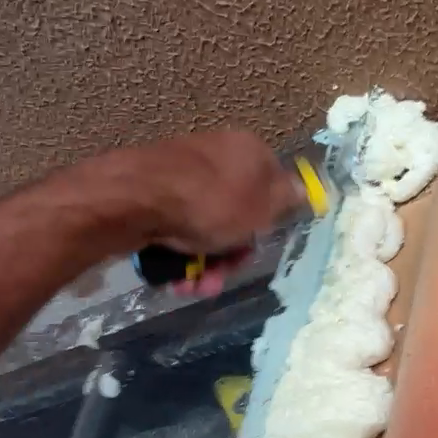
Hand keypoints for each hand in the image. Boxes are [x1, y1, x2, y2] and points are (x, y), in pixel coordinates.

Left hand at [74, 130, 306, 293]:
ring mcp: (182, 175)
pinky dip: (182, 256)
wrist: (133, 200)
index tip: (264, 242)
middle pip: (238, 214)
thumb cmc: (212, 203)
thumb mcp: (264, 207)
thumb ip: (289, 199)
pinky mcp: (153, 195)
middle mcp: (216, 157)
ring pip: (207, 228)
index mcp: (248, 151)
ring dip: (208, 264)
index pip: (274, 184)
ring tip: (197, 286)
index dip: (272, 219)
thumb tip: (304, 188)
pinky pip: (178, 230)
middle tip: (225, 274)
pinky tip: (178, 279)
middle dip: (234, 253)